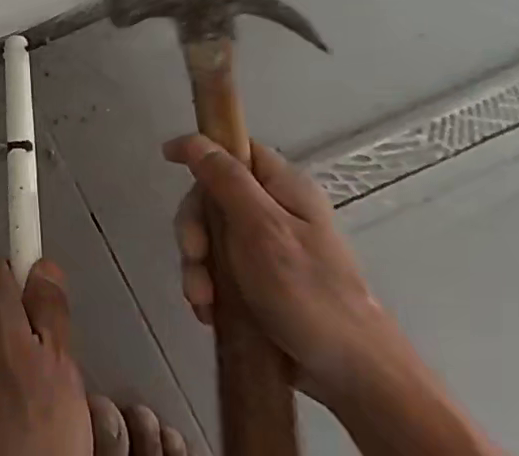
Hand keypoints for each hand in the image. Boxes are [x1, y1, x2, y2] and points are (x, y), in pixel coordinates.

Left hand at [0, 257, 91, 455]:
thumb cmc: (37, 431)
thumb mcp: (62, 364)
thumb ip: (50, 308)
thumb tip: (42, 266)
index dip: (23, 272)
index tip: (42, 287)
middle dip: (20, 320)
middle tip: (51, 357)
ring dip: (9, 356)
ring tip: (38, 395)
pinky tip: (16, 415)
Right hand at [164, 134, 415, 404]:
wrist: (352, 376)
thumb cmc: (308, 293)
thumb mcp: (261, 229)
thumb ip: (226, 181)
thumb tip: (196, 141)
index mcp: (283, 186)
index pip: (233, 149)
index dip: (200, 151)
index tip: (166, 159)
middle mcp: (275, 210)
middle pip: (213, 196)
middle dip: (195, 229)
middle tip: (194, 257)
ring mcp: (268, 248)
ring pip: (212, 237)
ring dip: (198, 266)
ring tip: (202, 299)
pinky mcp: (261, 282)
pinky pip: (220, 271)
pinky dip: (209, 288)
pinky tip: (210, 311)